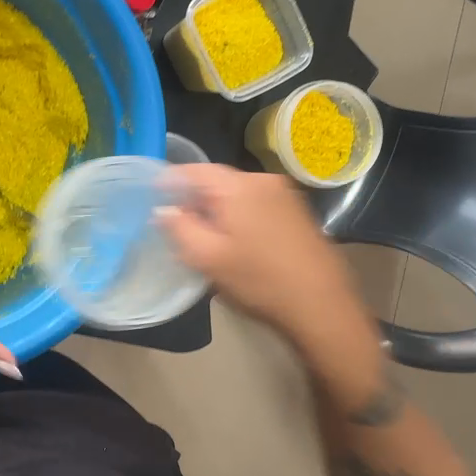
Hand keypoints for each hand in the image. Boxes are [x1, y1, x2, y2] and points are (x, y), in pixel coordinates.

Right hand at [157, 164, 367, 341]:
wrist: (322, 306)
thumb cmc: (259, 280)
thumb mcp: (208, 258)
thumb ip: (179, 228)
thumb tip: (164, 209)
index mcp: (238, 186)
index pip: (193, 170)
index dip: (169, 182)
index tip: (153, 199)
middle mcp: (263, 180)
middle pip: (216, 182)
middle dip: (195, 201)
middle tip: (177, 226)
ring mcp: (285, 195)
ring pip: (237, 195)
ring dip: (218, 211)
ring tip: (205, 239)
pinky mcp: (297, 212)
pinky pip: (256, 205)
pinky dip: (240, 217)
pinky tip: (236, 244)